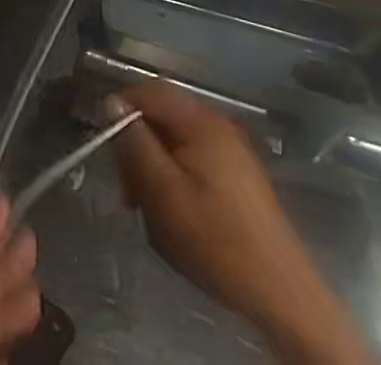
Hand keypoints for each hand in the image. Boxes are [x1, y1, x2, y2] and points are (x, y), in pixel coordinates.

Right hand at [109, 84, 373, 364]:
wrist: (277, 288)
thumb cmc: (214, 238)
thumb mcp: (162, 190)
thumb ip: (135, 143)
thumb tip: (111, 103)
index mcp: (202, 122)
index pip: (151, 92)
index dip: (121, 109)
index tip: (103, 145)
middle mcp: (219, 125)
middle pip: (163, 116)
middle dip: (137, 146)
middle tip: (128, 191)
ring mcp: (231, 149)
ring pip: (176, 140)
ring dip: (153, 165)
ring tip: (147, 207)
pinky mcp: (236, 173)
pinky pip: (193, 158)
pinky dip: (173, 176)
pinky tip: (171, 211)